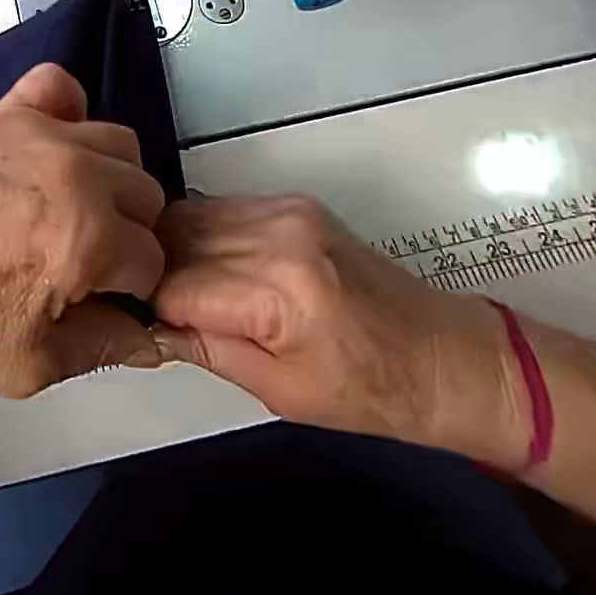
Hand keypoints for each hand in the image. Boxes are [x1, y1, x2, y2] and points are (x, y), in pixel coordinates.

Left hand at [0, 63, 169, 397]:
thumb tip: (148, 336)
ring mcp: (36, 133)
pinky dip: (67, 111)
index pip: (152, 262)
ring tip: (68, 209)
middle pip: (146, 199)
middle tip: (81, 261)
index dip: (129, 290)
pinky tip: (48, 148)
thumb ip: (103, 347)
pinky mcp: (0, 112)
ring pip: (118, 146)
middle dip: (124, 237)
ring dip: (108, 182)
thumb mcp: (26, 364)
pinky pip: (58, 87)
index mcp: (87, 237)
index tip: (101, 299)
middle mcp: (74, 172)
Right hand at [151, 195, 528, 468]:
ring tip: (187, 287)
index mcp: (278, 294)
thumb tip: (149, 325)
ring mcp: (284, 214)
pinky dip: (201, 234)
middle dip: (156, 274)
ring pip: (186, 217)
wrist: (446, 358)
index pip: (171, 286)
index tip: (151, 324)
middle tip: (162, 307)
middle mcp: (278, 239)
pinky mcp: (289, 204)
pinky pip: (217, 209)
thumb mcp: (276, 390)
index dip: (152, 308)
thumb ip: (203, 348)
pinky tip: (213, 265)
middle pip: (172, 241)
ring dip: (173, 250)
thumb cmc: (374, 387)